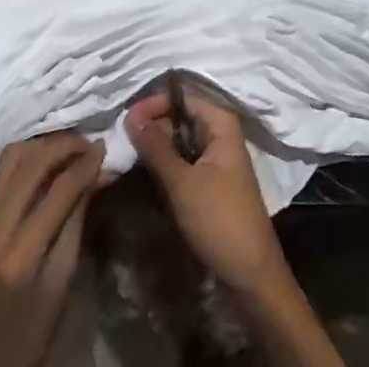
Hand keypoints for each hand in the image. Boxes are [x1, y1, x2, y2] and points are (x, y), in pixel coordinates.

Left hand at [0, 133, 103, 366]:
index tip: (105, 146)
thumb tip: (97, 175)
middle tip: (90, 144)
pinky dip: (25, 158)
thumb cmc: (28, 332)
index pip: (59, 188)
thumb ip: (76, 222)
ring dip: (43, 145)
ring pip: (10, 157)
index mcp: (20, 253)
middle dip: (65, 145)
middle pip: (31, 161)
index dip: (86, 162)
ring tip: (69, 150)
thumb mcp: (61, 281)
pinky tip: (45, 163)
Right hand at [127, 94, 344, 366]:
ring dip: (154, 146)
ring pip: (178, 140)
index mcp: (221, 123)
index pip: (181, 98)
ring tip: (124, 154)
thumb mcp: (182, 182)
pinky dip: (164, 163)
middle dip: (150, 125)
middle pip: (179, 117)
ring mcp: (215, 157)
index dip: (152, 105)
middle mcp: (220, 133)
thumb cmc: (218, 219)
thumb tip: (132, 115)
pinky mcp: (209, 179)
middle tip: (118, 139)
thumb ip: (156, 147)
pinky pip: (182, 160)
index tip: (124, 120)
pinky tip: (143, 171)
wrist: (249, 270)